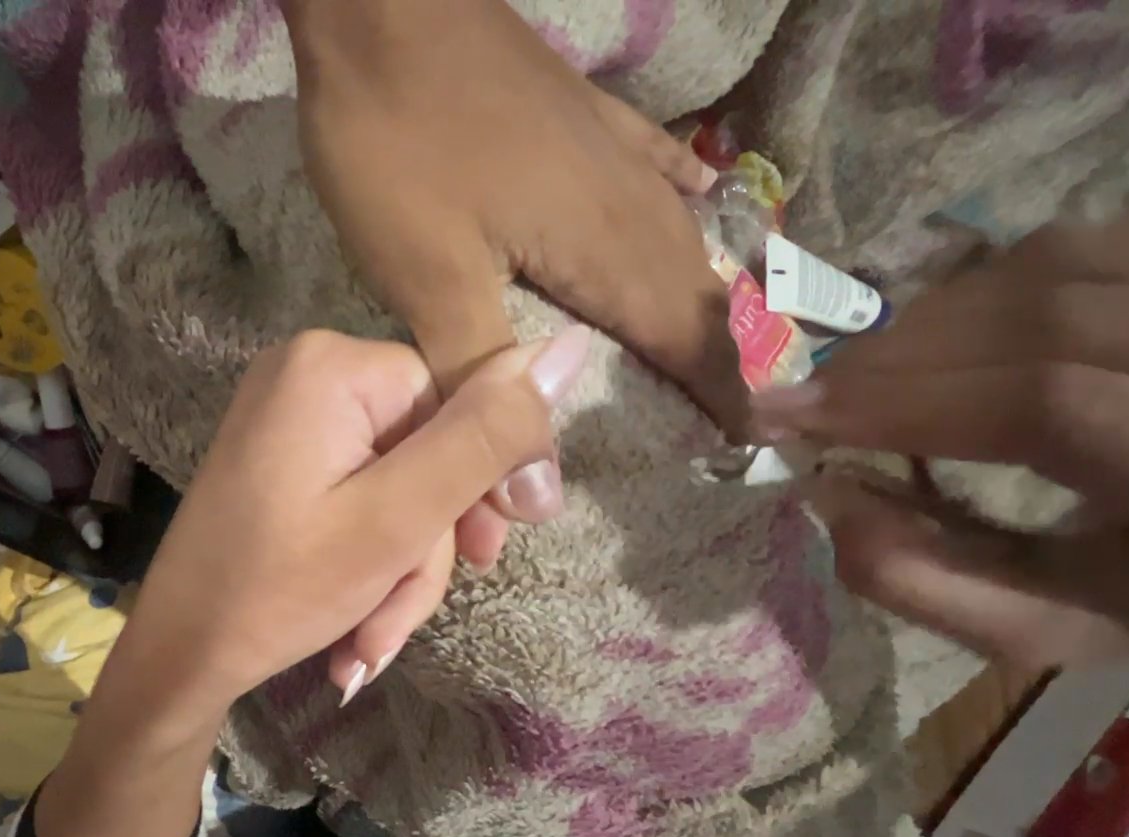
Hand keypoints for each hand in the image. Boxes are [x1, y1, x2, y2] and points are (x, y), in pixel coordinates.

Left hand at [37, 326, 589, 836]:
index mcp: (332, 364)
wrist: (179, 656)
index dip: (477, 484)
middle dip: (423, 547)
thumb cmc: (278, 590)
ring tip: (364, 645)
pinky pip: (357, 500)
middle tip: (394, 622)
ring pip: (395, 488)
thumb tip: (569, 346)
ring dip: (395, 572)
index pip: (458, 401)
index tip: (486, 558)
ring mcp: (288, 419)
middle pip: (425, 452)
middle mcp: (306, 373)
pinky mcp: (281, 461)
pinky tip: (349, 629)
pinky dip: (365, 563)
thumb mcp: (398, 518)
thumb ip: (485, 435)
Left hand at [284, 0, 741, 568]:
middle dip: (712, 353)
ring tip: (708, 338)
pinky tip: (692, 205)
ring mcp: (607, 147)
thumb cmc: (399, 149)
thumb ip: (482, 385)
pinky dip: (673, 203)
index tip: (748, 438)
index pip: (686, 340)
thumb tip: (535, 495)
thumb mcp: (430, 283)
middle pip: (692, 291)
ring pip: (675, 237)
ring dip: (695, 292)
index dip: (717, 393)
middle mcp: (629, 199)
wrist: (380, 2)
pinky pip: (649, 170)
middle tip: (727, 405)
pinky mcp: (578, 115)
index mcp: (605, 249)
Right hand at [752, 218, 1128, 666]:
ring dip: (928, 319)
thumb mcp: (1045, 628)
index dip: (907, 400)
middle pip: (1050, 325)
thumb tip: (827, 491)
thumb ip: (922, 582)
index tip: (790, 414)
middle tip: (807, 393)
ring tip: (861, 371)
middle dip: (897, 358)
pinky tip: (940, 331)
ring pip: (1060, 271)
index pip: (1055, 408)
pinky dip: (983, 282)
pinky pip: (1087, 244)